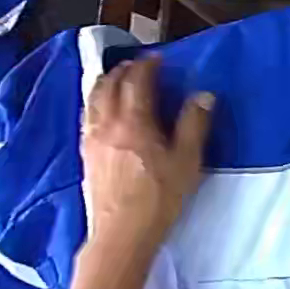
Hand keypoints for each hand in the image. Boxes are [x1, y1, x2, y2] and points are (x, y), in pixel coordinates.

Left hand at [81, 55, 212, 264]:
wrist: (123, 231)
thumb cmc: (162, 194)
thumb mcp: (188, 159)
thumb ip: (194, 124)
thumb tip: (203, 95)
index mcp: (134, 123)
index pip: (137, 84)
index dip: (147, 67)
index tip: (158, 57)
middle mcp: (106, 126)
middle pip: (108, 88)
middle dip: (122, 71)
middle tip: (137, 63)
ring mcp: (91, 140)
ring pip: (92, 101)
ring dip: (105, 84)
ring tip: (116, 77)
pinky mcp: (86, 155)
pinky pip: (88, 116)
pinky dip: (96, 102)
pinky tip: (103, 108)